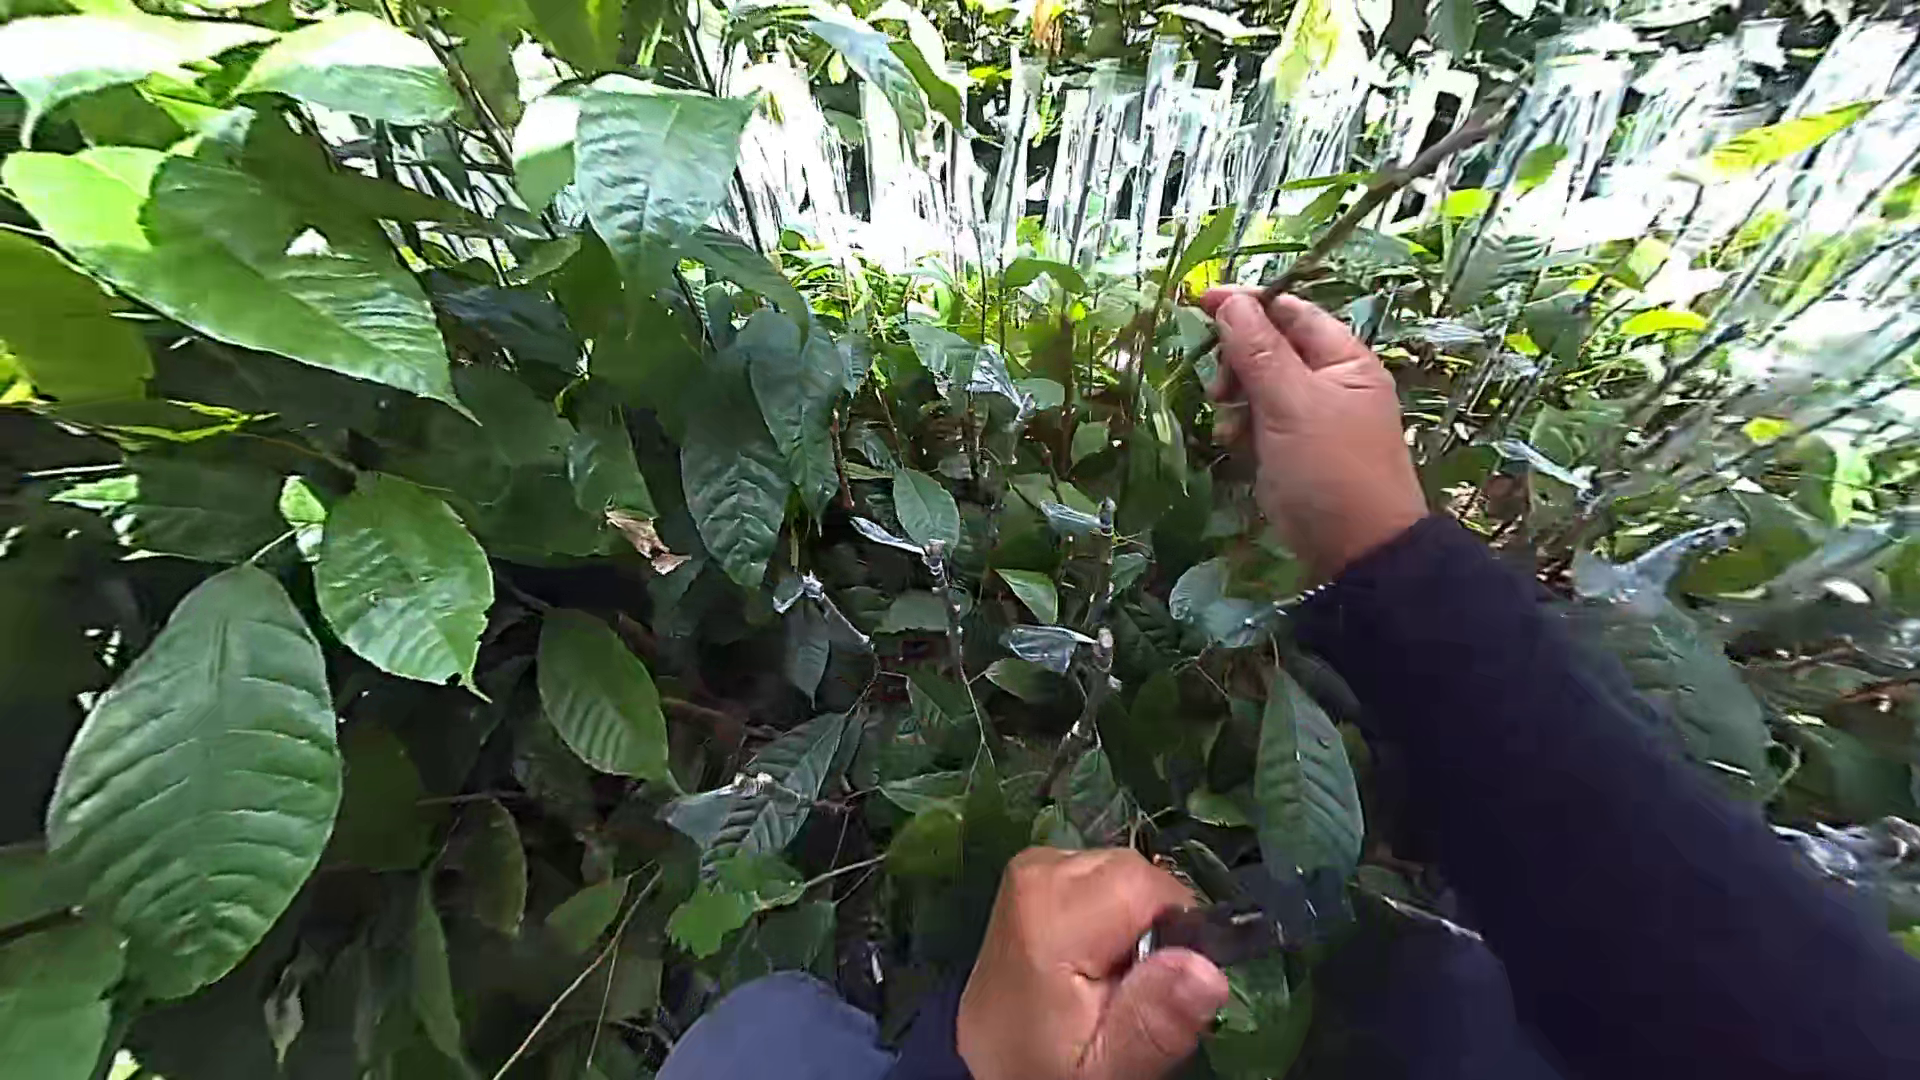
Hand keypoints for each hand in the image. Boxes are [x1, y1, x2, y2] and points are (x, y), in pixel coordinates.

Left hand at [957, 848, 1228, 1079]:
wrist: (986, 1054)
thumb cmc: (1046, 1064)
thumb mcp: (1105, 1067)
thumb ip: (1154, 1018)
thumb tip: (1208, 969)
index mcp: (1052, 910)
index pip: (1143, 882)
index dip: (1173, 923)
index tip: (1164, 974)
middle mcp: (1039, 869)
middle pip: (1131, 869)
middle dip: (1150, 918)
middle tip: (1133, 980)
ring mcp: (1032, 862)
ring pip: (1115, 866)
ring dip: (1128, 910)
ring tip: (1108, 967)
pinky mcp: (1032, 865)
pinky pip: (1094, 868)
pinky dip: (1105, 902)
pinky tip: (1089, 946)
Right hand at [1200, 287, 1427, 578]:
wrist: (1350, 544)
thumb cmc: (1330, 467)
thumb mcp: (1292, 405)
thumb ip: (1259, 353)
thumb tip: (1230, 303)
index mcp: (1341, 358)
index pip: (1289, 312)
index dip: (1247, 304)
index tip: (1200, 301)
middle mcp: (1324, 380)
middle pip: (1267, 348)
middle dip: (1236, 361)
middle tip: (1219, 387)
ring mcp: (1304, 414)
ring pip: (1254, 386)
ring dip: (1233, 398)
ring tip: (1228, 424)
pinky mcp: (1286, 444)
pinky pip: (1253, 420)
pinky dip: (1238, 426)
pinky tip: (1233, 444)